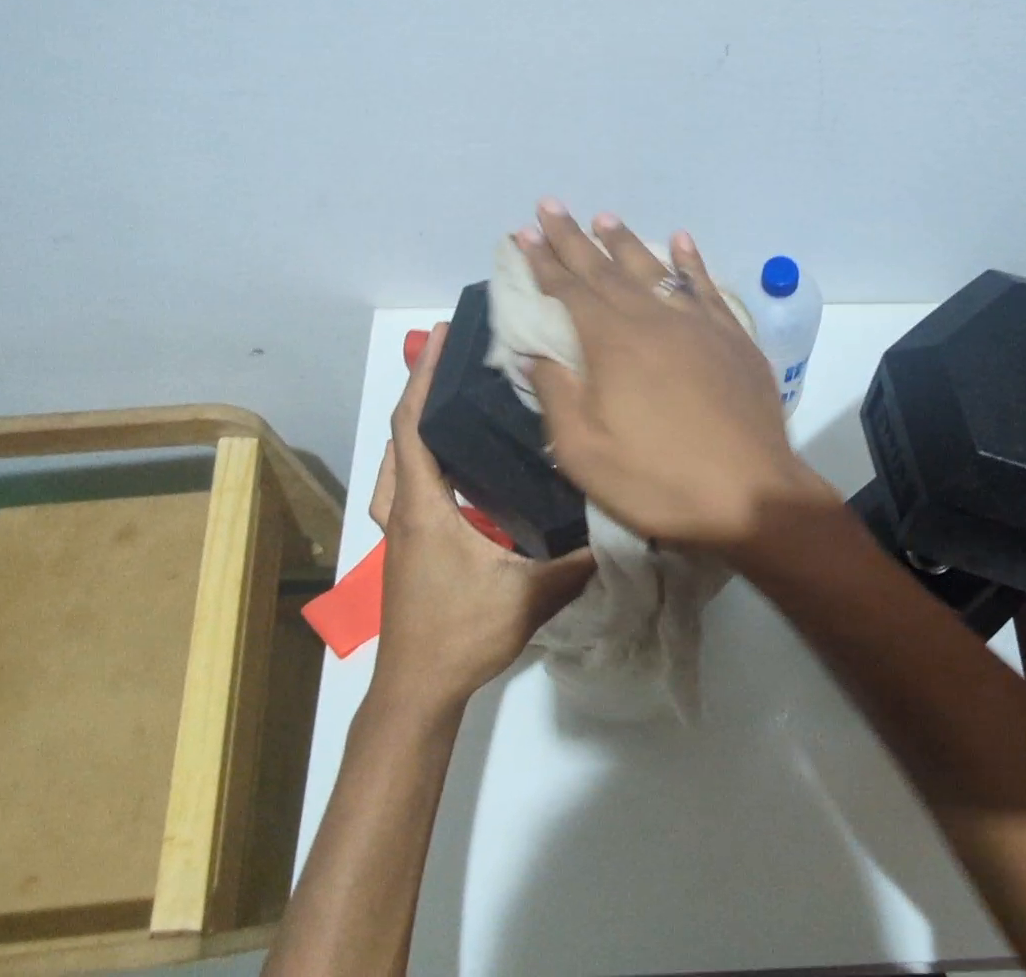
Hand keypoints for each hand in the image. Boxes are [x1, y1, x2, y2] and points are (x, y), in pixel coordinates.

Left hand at [370, 323, 595, 703]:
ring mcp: (401, 533)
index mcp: (426, 510)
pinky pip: (409, 488)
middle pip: (401, 436)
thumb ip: (578, 563)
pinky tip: (460, 468)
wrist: (417, 690)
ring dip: (419, 426)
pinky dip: (424, 461)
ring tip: (457, 402)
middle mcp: (405, 512)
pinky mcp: (407, 550)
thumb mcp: (529, 596)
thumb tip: (626, 529)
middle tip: (458, 360)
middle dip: (422, 390)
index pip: (414, 428)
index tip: (443, 336)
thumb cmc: (462, 636)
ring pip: (400, 463)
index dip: (424, 377)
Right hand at [514, 199, 834, 546]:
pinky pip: (706, 288)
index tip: (523, 234)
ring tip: (604, 218)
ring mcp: (700, 326)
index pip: (569, 290)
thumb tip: (534, 355)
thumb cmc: (659, 480)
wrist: (751, 493)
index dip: (543, 262)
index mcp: (612, 344)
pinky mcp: (734, 339)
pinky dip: (690, 262)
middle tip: (550, 207)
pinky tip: (680, 242)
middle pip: (606, 270)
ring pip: (655, 271)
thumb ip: (556, 395)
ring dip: (625, 243)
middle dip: (574, 239)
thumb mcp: (584, 452)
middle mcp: (654, 320)